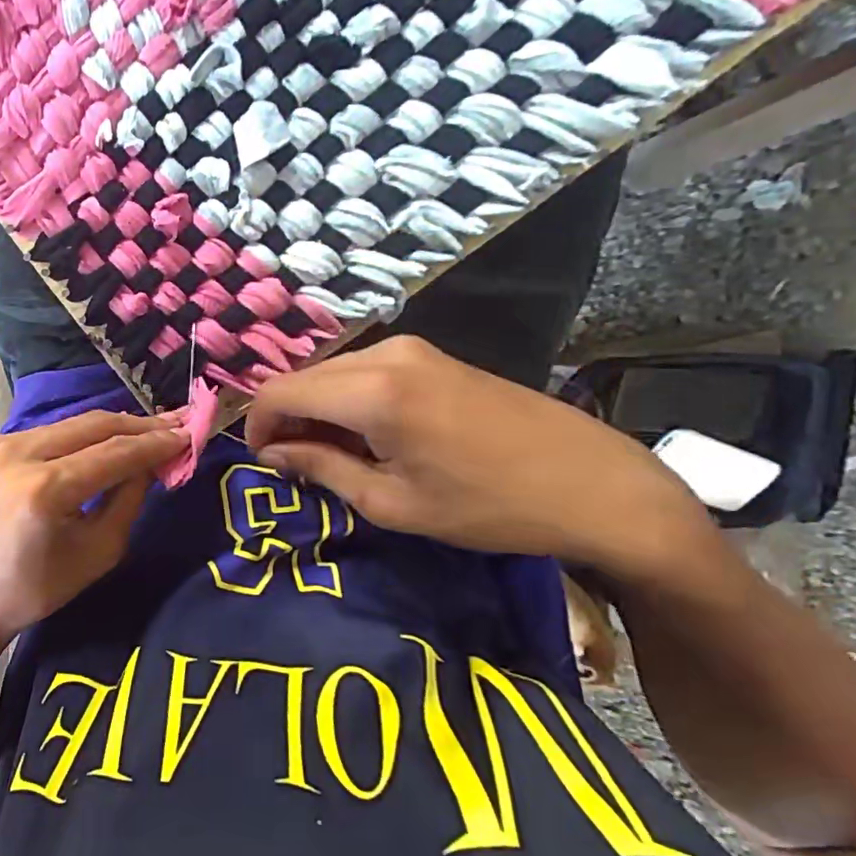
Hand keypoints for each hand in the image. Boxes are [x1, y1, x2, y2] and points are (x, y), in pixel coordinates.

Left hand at [0, 410, 187, 654]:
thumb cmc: (33, 590)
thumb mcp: (97, 553)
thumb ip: (128, 500)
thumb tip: (152, 463)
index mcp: (44, 488)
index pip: (114, 453)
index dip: (156, 443)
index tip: (190, 434)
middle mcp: (22, 453)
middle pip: (96, 425)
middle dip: (141, 425)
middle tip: (180, 422)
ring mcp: (5, 444)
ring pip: (77, 423)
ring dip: (117, 426)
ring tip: (155, 429)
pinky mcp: (0, 446)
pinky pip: (57, 431)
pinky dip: (89, 434)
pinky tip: (114, 438)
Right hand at [244, 336, 718, 581]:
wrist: (597, 485)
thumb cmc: (490, 506)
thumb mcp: (394, 503)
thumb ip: (321, 469)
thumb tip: (273, 453)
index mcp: (373, 391)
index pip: (280, 392)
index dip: (257, 426)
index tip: (265, 462)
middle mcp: (385, 354)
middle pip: (303, 377)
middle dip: (286, 418)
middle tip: (296, 464)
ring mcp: (413, 348)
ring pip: (332, 372)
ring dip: (318, 409)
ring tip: (336, 455)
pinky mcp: (433, 354)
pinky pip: (365, 370)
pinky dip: (348, 399)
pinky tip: (371, 435)